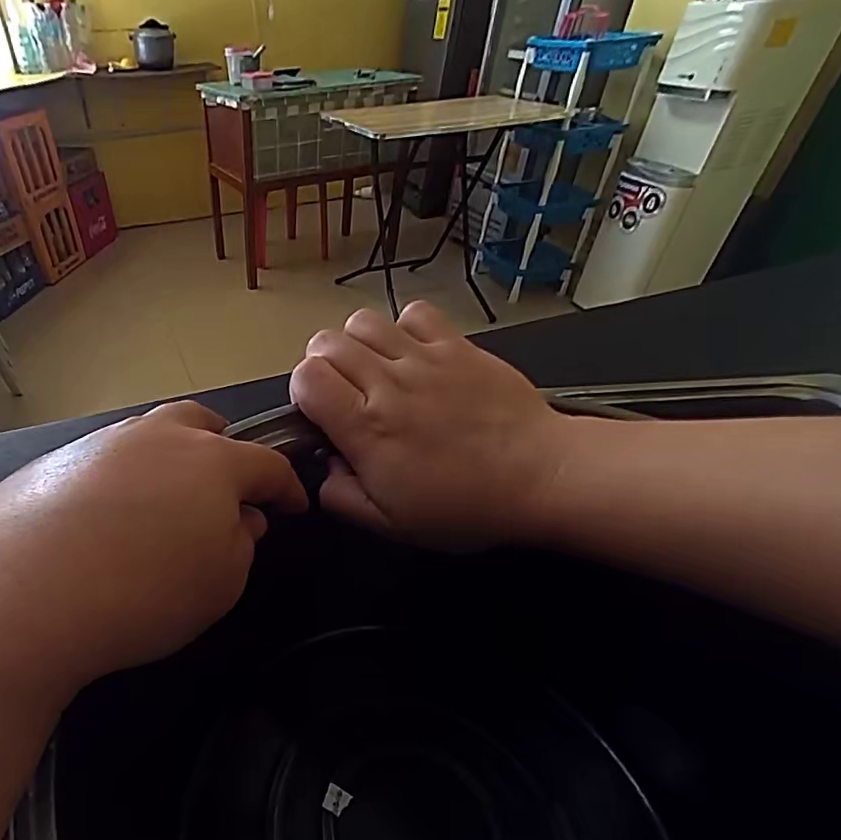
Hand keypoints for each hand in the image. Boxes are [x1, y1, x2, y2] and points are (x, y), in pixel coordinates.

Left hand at [0, 401, 306, 698]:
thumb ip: (244, 543)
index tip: (293, 507)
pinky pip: (102, 462)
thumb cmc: (141, 593)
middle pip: (204, 424)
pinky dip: (119, 482)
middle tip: (225, 489)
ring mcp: (98, 445)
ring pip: (149, 436)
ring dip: (169, 461)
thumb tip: (242, 519)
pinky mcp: (47, 465)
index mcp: (211, 460)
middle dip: (225, 450)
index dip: (287, 487)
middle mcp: (156, 437)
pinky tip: (103, 525)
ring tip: (162, 507)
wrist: (9, 600)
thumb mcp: (221, 583)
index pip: (268, 464)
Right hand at [289, 302, 572, 549]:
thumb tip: (326, 472)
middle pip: (326, 342)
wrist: (538, 475)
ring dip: (358, 343)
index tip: (319, 411)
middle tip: (344, 392)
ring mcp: (425, 359)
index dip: (302, 390)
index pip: (306, 377)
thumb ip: (344, 498)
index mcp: (368, 430)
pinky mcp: (457, 346)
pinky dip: (405, 328)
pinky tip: (415, 355)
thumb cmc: (470, 505)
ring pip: (363, 321)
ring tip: (376, 371)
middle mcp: (390, 385)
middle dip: (323, 364)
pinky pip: (414, 314)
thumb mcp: (394, 525)